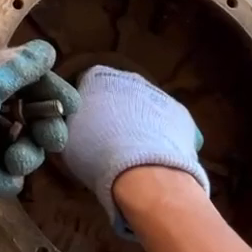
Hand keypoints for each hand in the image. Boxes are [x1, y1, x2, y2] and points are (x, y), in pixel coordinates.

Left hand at [0, 41, 80, 251]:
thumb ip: (10, 71)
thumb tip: (46, 49)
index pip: (13, 69)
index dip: (43, 84)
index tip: (70, 104)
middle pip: (22, 107)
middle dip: (39, 125)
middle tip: (53, 140)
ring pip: (19, 140)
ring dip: (22, 154)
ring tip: (12, 164)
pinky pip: (6, 168)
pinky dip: (2, 177)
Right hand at [62, 67, 207, 235]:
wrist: (144, 174)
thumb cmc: (96, 152)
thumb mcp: (68, 138)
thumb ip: (73, 123)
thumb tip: (76, 126)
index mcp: (97, 77)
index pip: (88, 85)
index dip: (87, 107)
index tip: (87, 127)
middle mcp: (128, 77)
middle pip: (120, 93)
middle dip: (116, 112)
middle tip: (110, 141)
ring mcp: (159, 94)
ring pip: (146, 107)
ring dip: (141, 124)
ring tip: (136, 154)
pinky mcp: (183, 115)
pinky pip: (168, 123)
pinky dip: (164, 136)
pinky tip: (158, 157)